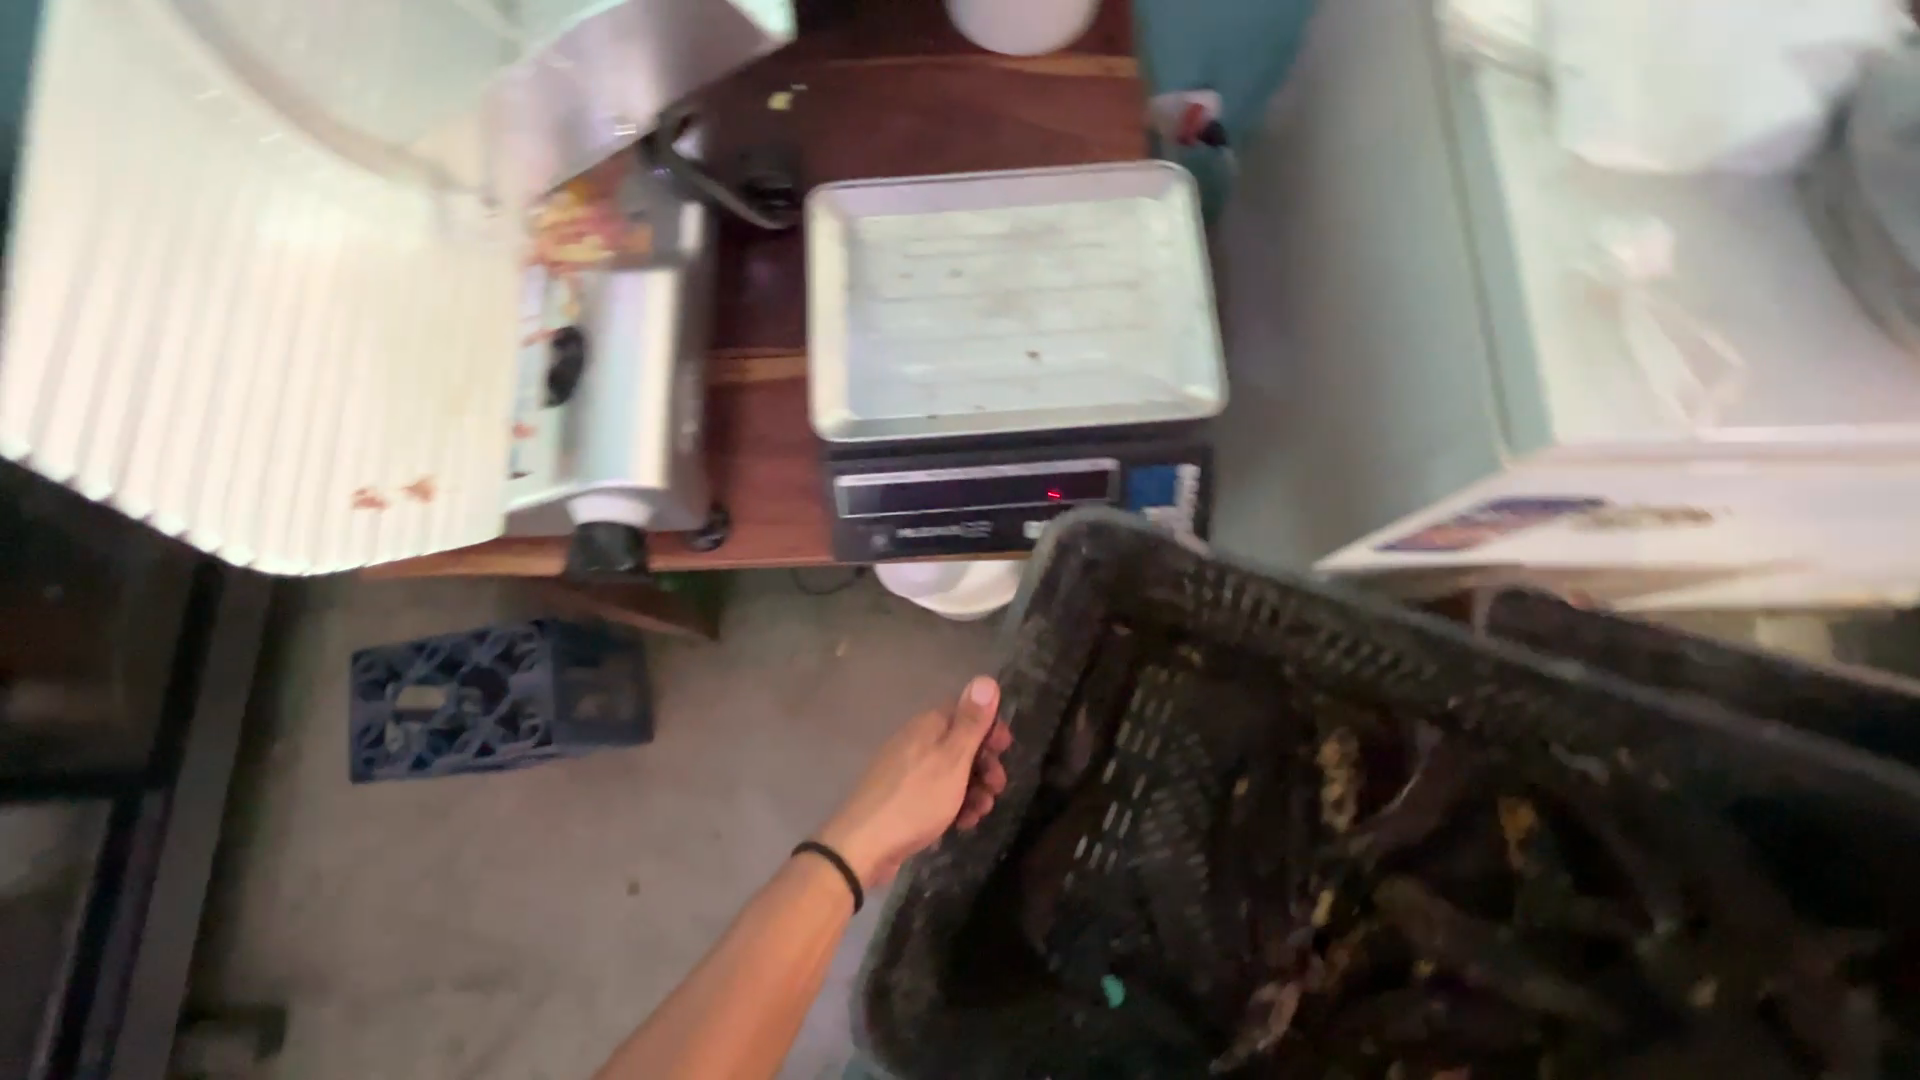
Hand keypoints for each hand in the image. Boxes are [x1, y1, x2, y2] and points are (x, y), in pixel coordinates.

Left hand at [815, 676, 1013, 889]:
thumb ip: (971, 722)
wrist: (864, 845)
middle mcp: (916, 741)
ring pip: (952, 772)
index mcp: (928, 726)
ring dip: (973, 789)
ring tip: (980, 813)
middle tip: (998, 787)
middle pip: (960, 743)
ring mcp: (908, 771)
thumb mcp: (952, 759)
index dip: (989, 726)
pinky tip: (962, 825)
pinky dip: (953, 805)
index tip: (1005, 749)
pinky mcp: (904, 798)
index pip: (965, 710)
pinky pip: (937, 793)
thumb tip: (985, 678)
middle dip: (985, 764)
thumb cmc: (916, 799)